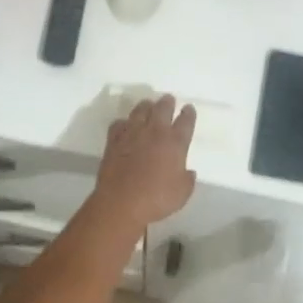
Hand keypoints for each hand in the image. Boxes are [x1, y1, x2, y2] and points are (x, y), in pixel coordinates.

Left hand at [94, 95, 196, 226]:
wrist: (122, 202)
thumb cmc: (157, 199)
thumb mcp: (182, 194)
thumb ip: (187, 180)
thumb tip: (188, 172)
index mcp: (175, 143)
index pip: (185, 122)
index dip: (188, 114)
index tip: (189, 109)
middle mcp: (154, 132)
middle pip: (162, 109)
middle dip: (167, 102)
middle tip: (169, 99)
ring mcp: (132, 134)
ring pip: (140, 111)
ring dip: (146, 106)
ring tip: (148, 105)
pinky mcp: (114, 141)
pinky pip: (119, 124)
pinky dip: (124, 122)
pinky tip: (126, 125)